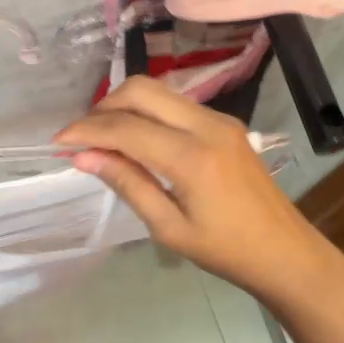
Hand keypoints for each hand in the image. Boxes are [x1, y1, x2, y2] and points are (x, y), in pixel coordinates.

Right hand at [55, 76, 341, 297]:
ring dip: (124, 106)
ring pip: (159, 92)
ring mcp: (220, 120)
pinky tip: (134, 139)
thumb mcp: (168, 228)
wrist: (285, 251)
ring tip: (101, 138)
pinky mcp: (225, 124)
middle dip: (103, 107)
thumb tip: (84, 157)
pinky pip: (175, 105)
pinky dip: (146, 113)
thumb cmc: (225, 250)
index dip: (87, 131)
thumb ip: (127, 184)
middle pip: (142, 90)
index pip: (126, 128)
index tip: (58, 142)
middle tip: (81, 137)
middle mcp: (207, 126)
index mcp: (193, 157)